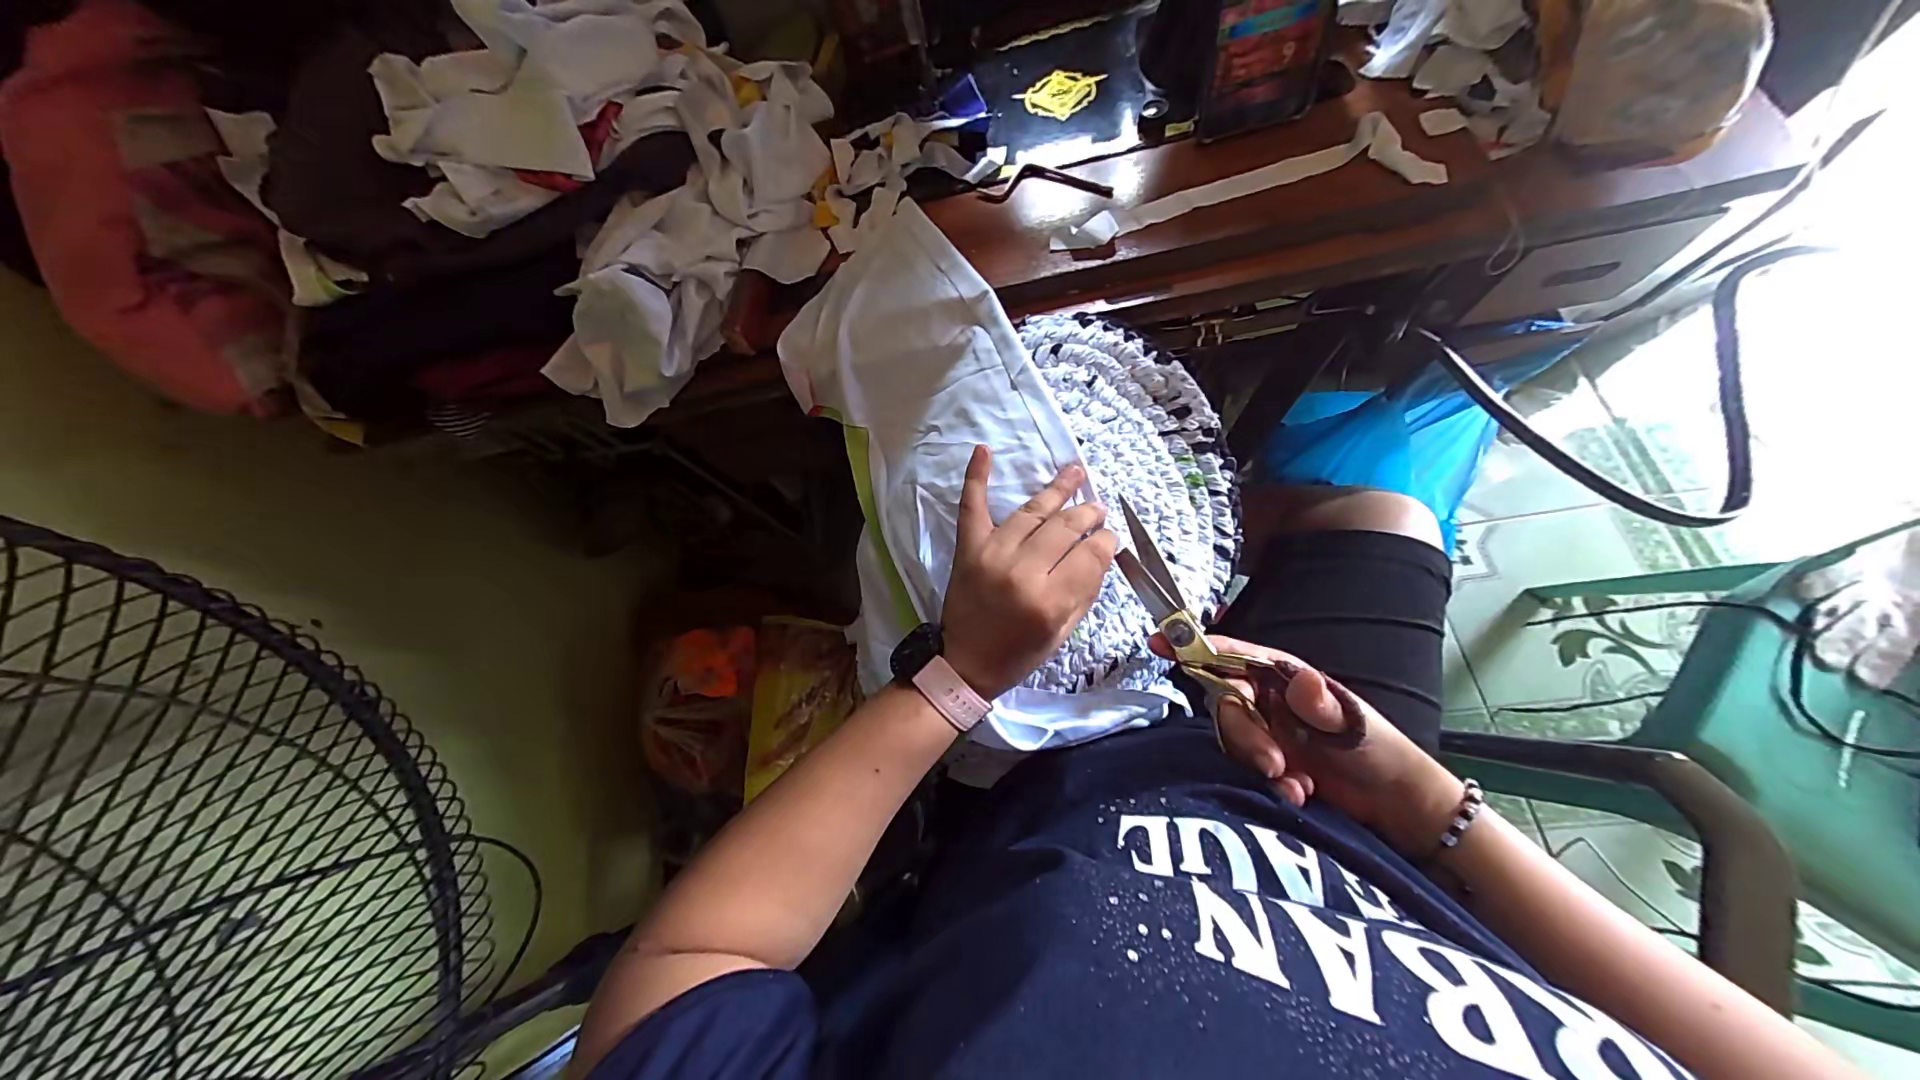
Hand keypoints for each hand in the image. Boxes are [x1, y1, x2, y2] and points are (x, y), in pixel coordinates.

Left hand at [942, 446, 1116, 699]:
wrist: (966, 664)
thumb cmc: (1020, 653)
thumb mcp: (1064, 632)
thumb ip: (1085, 591)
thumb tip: (1102, 551)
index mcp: (1050, 601)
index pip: (1091, 555)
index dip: (1106, 542)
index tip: (1109, 536)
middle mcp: (1022, 572)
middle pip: (1065, 528)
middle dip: (1087, 513)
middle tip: (1096, 507)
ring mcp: (992, 555)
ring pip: (1032, 512)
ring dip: (1057, 489)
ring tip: (1075, 471)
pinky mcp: (968, 549)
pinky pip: (972, 507)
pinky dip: (976, 478)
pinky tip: (983, 451)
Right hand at [1152, 633, 1465, 856]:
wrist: (1395, 807)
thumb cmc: (1379, 751)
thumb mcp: (1357, 727)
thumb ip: (1324, 706)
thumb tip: (1302, 679)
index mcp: (1285, 677)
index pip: (1233, 654)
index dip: (1196, 645)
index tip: (1162, 641)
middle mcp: (1267, 699)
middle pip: (1225, 701)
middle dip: (1244, 734)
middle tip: (1274, 764)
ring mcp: (1263, 730)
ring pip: (1232, 736)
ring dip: (1256, 761)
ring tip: (1296, 785)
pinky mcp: (1263, 761)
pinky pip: (1242, 766)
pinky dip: (1267, 782)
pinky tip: (1298, 793)